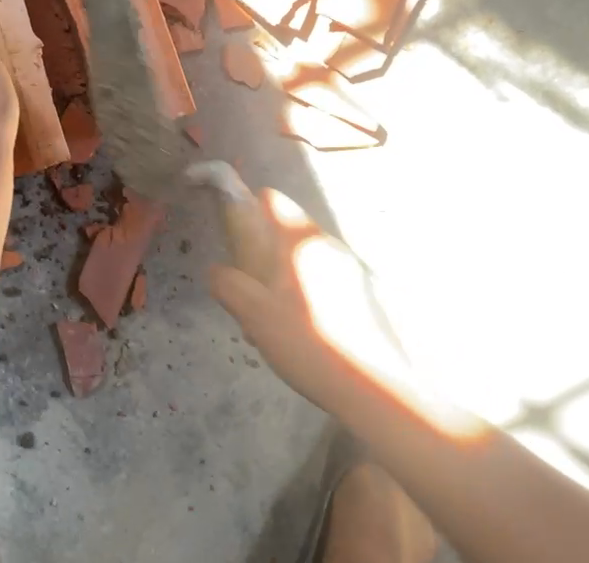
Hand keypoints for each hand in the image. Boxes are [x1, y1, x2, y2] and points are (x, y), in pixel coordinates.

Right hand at [207, 181, 476, 433]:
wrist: (371, 389)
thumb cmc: (306, 341)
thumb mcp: (252, 313)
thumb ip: (227, 284)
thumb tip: (217, 271)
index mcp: (299, 240)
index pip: (270, 199)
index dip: (245, 206)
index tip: (230, 232)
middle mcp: (327, 245)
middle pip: (284, 230)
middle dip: (260, 251)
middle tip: (247, 288)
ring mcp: (350, 271)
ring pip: (302, 258)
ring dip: (281, 277)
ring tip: (269, 320)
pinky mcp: (362, 297)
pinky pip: (322, 281)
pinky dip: (303, 295)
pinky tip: (298, 333)